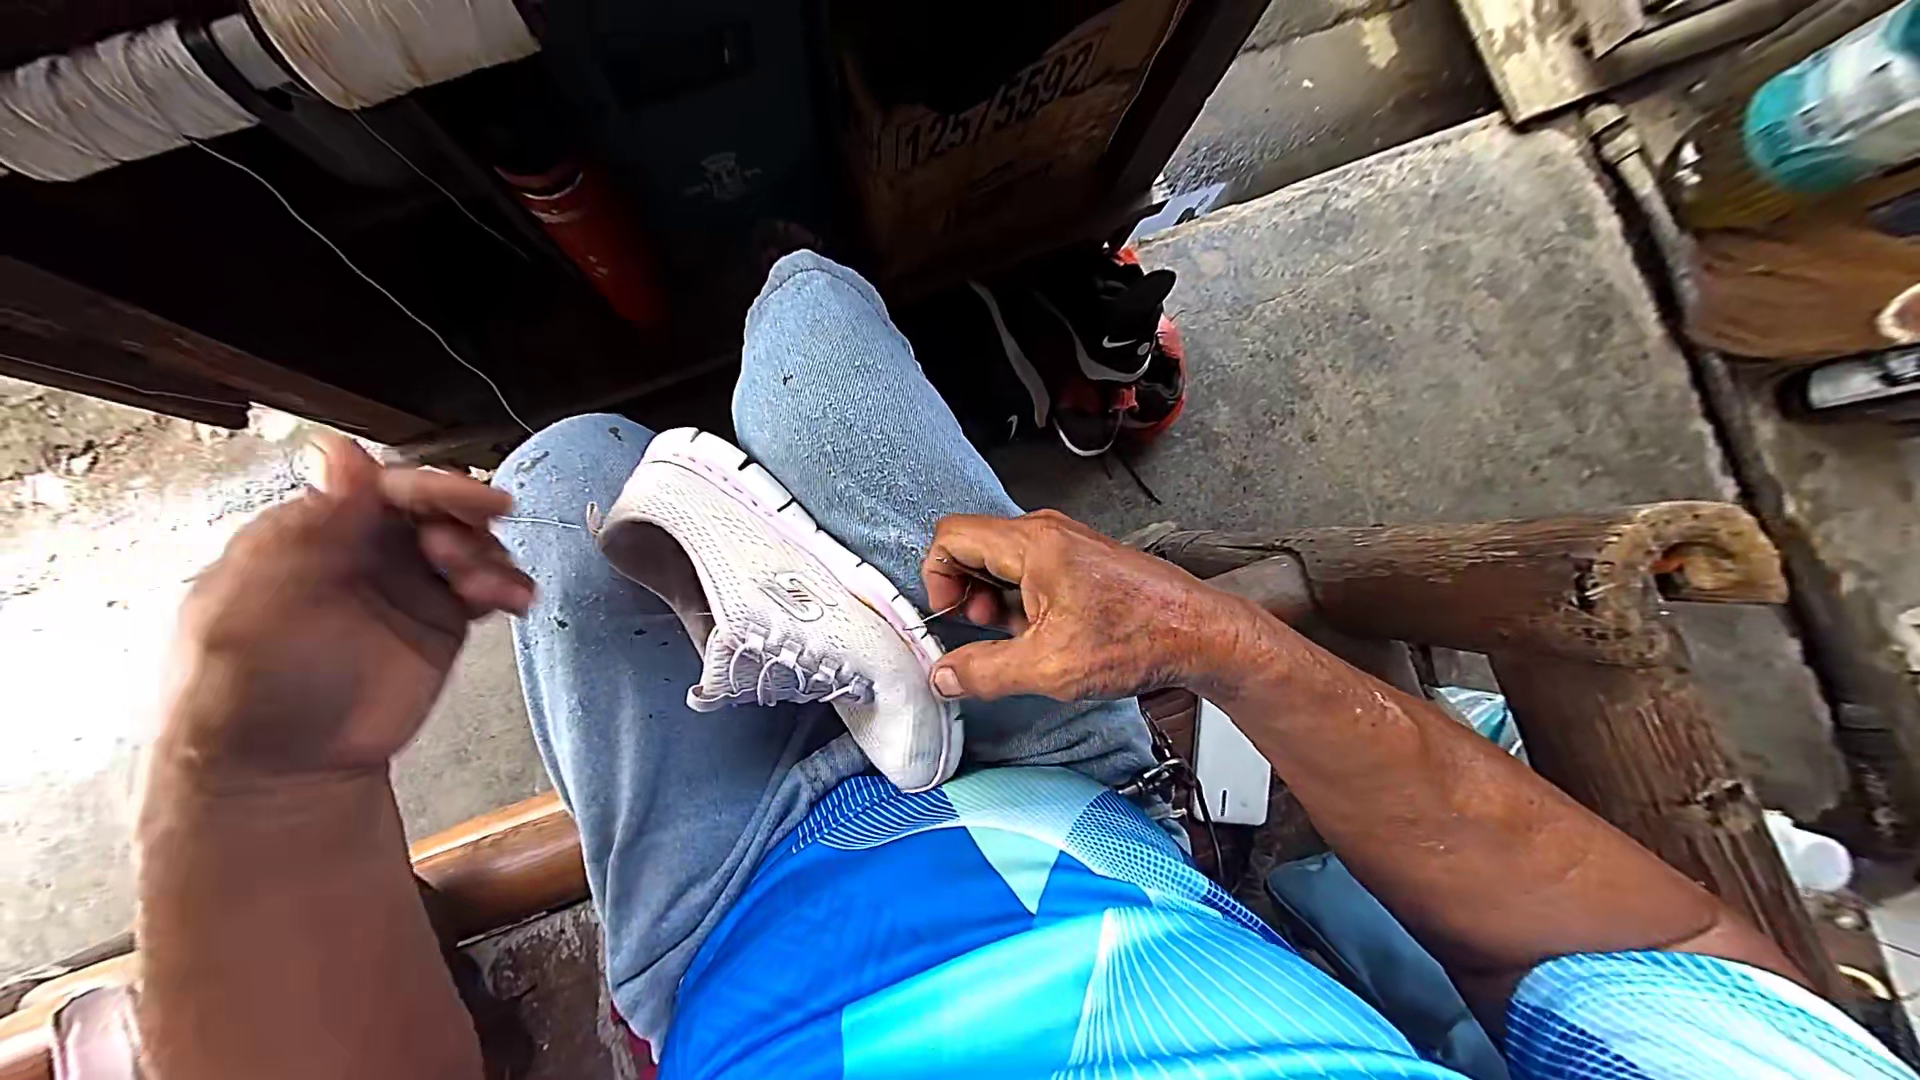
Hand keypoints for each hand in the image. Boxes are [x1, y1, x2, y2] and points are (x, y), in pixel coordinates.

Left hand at [156, 435, 533, 787]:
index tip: (484, 503)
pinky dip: (511, 587)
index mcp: (312, 535)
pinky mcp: (446, 616)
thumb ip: (304, 532)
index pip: (383, 488)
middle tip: (471, 561)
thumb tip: (342, 452)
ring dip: (494, 560)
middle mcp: (367, 549)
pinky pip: (490, 584)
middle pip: (437, 510)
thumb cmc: (251, 694)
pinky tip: (516, 602)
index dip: (437, 488)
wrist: (291, 771)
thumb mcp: (252, 612)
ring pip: (473, 544)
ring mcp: (411, 582)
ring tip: (495, 595)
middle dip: (470, 525)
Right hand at [920, 510, 1264, 701]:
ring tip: (1013, 635)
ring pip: (998, 560)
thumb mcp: (1049, 667)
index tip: (950, 614)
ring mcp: (1062, 543)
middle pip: (972, 547)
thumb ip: (984, 671)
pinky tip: (1037, 631)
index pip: (951, 536)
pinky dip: (1017, 599)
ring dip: (991, 598)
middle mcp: (1044, 533)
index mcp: (1031, 544)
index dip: (937, 577)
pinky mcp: (1075, 559)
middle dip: (964, 591)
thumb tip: (945, 674)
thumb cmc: (1139, 637)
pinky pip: (1026, 569)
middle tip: (982, 629)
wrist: (1199, 632)